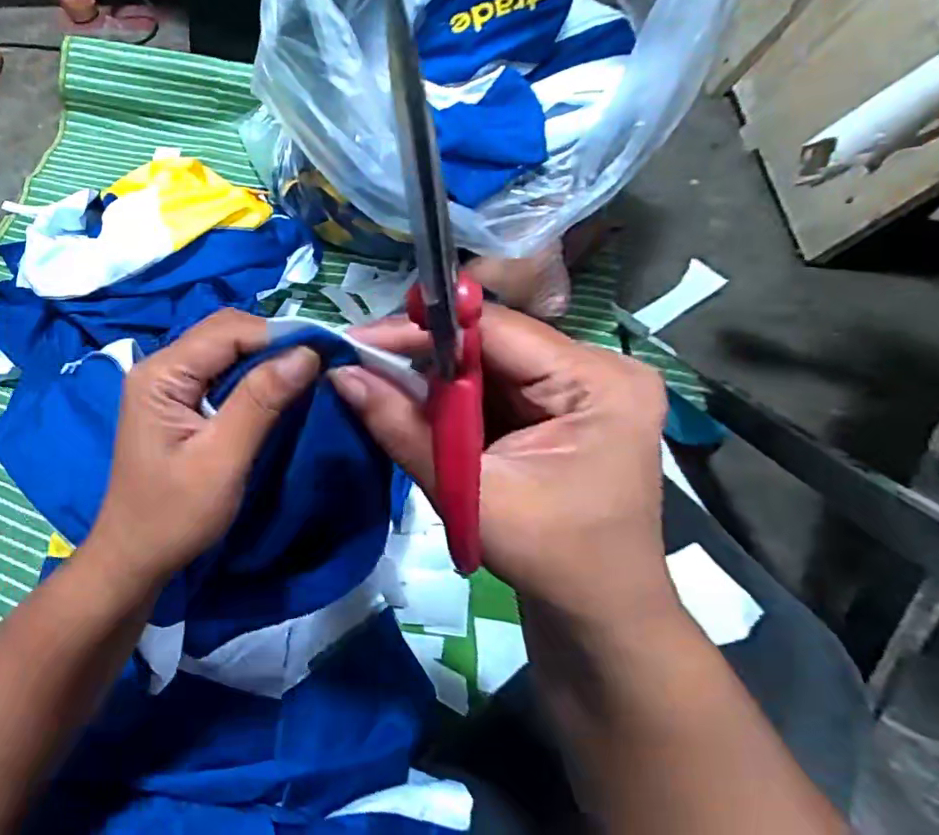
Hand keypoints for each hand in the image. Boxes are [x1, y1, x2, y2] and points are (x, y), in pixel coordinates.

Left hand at [81, 309, 321, 594]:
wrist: (135, 554)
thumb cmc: (174, 514)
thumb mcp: (222, 459)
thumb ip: (260, 401)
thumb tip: (306, 352)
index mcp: (160, 373)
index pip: (226, 330)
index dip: (277, 334)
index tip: (327, 349)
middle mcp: (158, 366)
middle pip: (222, 332)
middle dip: (272, 341)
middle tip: (321, 361)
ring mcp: (164, 383)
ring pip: (222, 350)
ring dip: (264, 357)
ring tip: (308, 372)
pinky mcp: (174, 401)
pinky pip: (217, 372)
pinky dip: (249, 375)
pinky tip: (276, 389)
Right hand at [330, 303, 677, 630]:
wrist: (599, 609)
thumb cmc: (549, 556)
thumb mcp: (466, 489)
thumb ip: (401, 426)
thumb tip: (339, 372)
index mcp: (598, 383)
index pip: (493, 329)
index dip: (419, 329)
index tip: (356, 340)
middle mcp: (595, 369)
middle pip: (487, 338)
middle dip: (418, 351)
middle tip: (355, 362)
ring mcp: (579, 385)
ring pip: (482, 357)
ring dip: (427, 371)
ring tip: (373, 379)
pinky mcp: (558, 402)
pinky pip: (488, 378)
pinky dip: (444, 390)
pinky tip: (408, 399)